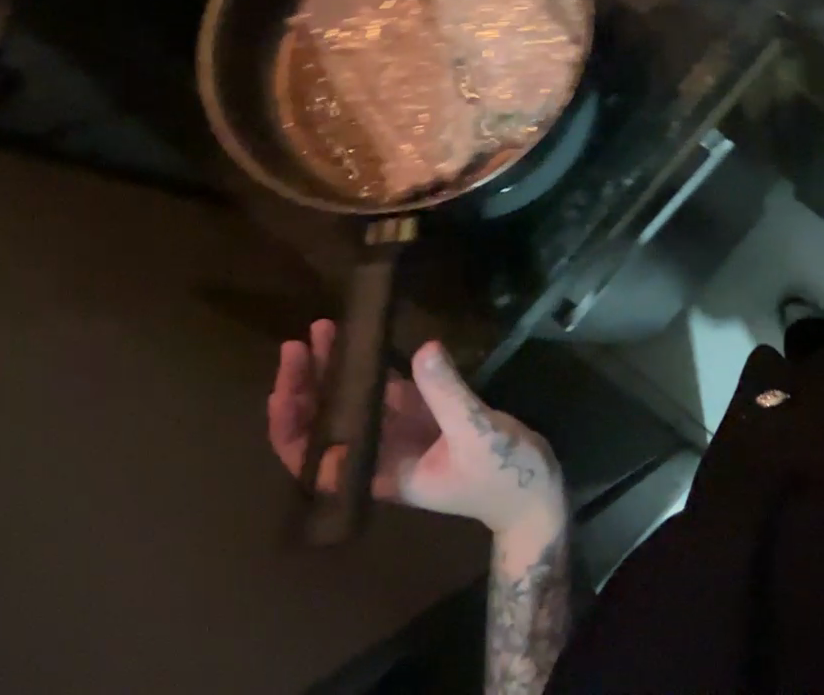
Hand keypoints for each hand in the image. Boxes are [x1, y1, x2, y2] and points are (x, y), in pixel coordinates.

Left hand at [267, 321, 563, 538]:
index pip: (313, 456)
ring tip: (325, 329)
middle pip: (327, 421)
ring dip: (336, 368)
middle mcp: (380, 453)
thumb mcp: (477, 436)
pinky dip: (376, 365)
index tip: (288, 387)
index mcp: (379, 473)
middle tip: (303, 341)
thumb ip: (447, 393)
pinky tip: (369, 339)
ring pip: (354, 399)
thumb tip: (424, 348)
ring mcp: (403, 433)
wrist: (535, 494)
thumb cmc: (502, 478)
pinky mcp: (427, 415)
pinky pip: (390, 388)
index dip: (292, 425)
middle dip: (308, 385)